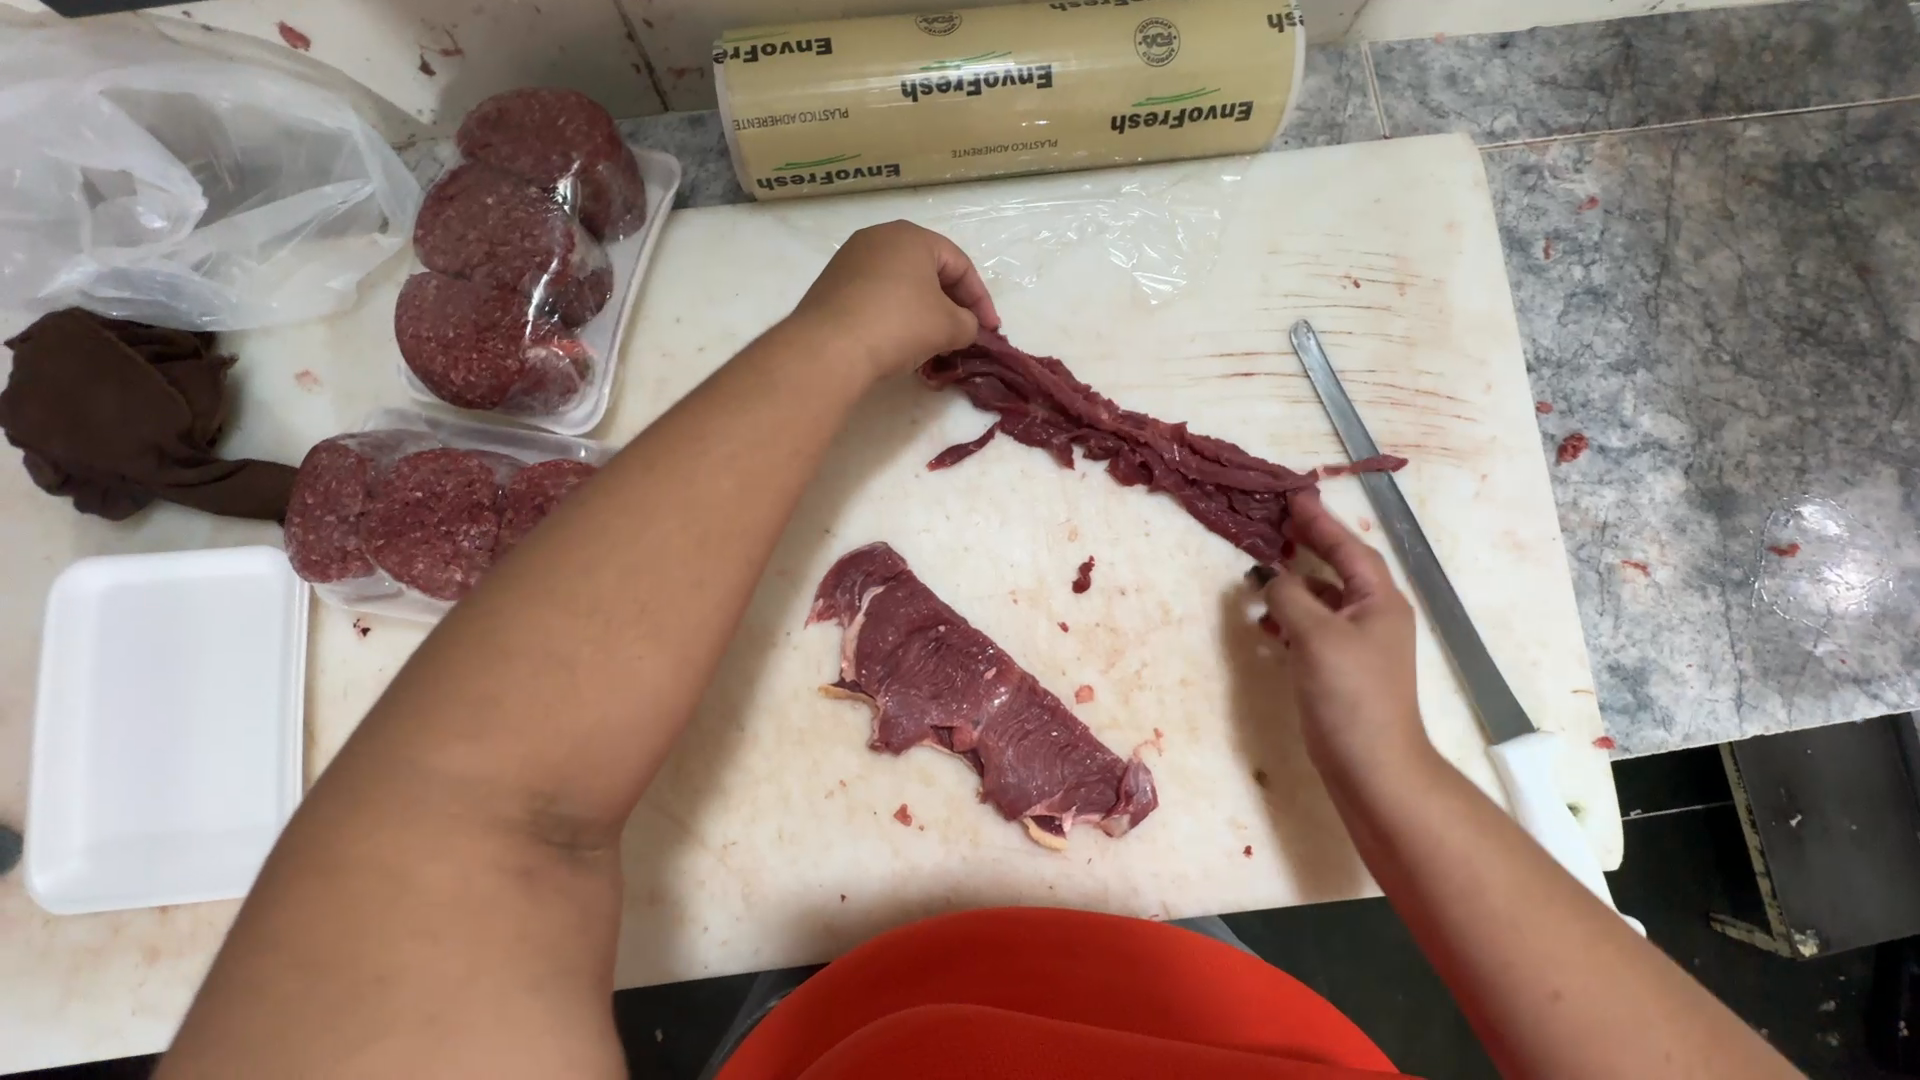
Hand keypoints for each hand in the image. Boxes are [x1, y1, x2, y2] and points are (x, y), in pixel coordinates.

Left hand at [788, 221, 1000, 380]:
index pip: (960, 264)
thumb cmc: (899, 325)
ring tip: (933, 343)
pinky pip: (876, 297)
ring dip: (923, 313)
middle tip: (963, 335)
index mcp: (912, 236)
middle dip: (951, 305)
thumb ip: (969, 324)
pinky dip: (895, 317)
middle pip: (929, 271)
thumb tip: (965, 327)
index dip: (981, 300)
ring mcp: (850, 261)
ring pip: (901, 285)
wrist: (829, 348)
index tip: (991, 330)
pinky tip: (898, 343)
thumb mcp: (949, 327)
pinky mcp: (831, 287)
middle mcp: (879, 238)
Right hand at [1264, 492, 1430, 774]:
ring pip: (1322, 599)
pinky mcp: (1338, 667)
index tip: (1295, 496)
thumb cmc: (1350, 693)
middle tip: (1279, 522)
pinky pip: (1311, 627)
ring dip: (1293, 583)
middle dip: (1309, 546)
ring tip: (1261, 571)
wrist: (1370, 763)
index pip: (1348, 548)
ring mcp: (1357, 644)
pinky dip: (1287, 617)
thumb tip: (1271, 578)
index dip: (1321, 522)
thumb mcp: (1315, 635)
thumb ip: (1289, 596)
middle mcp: (1372, 615)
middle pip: (1339, 568)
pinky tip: (1264, 623)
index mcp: (1379, 600)